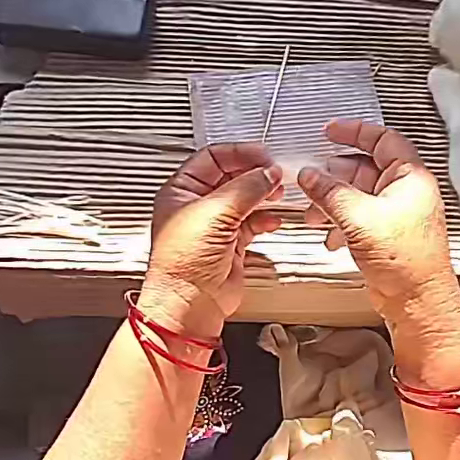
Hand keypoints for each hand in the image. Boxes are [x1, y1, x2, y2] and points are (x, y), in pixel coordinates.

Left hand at [141, 143, 283, 339]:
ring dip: (263, 195)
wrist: (188, 305)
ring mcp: (215, 226)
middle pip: (232, 177)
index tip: (263, 156)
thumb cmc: (182, 264)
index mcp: (182, 190)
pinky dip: (265, 219)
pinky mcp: (230, 244)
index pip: (213, 158)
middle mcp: (197, 206)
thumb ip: (246, 188)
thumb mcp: (214, 213)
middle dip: (255, 174)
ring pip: (245, 199)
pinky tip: (272, 219)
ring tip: (277, 194)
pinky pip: (252, 223)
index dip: (239, 154)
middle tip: (275, 175)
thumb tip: (267, 173)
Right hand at [296, 121, 459, 318]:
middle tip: (313, 179)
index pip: (382, 139)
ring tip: (316, 213)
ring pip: (358, 195)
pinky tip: (330, 235)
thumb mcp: (358, 218)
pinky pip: (358, 217)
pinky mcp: (388, 234)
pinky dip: (340, 222)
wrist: (417, 302)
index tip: (331, 131)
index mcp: (411, 178)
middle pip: (364, 168)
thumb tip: (310, 176)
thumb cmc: (407, 263)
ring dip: (333, 203)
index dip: (354, 132)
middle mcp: (407, 192)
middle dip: (334, 177)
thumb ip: (329, 192)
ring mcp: (398, 214)